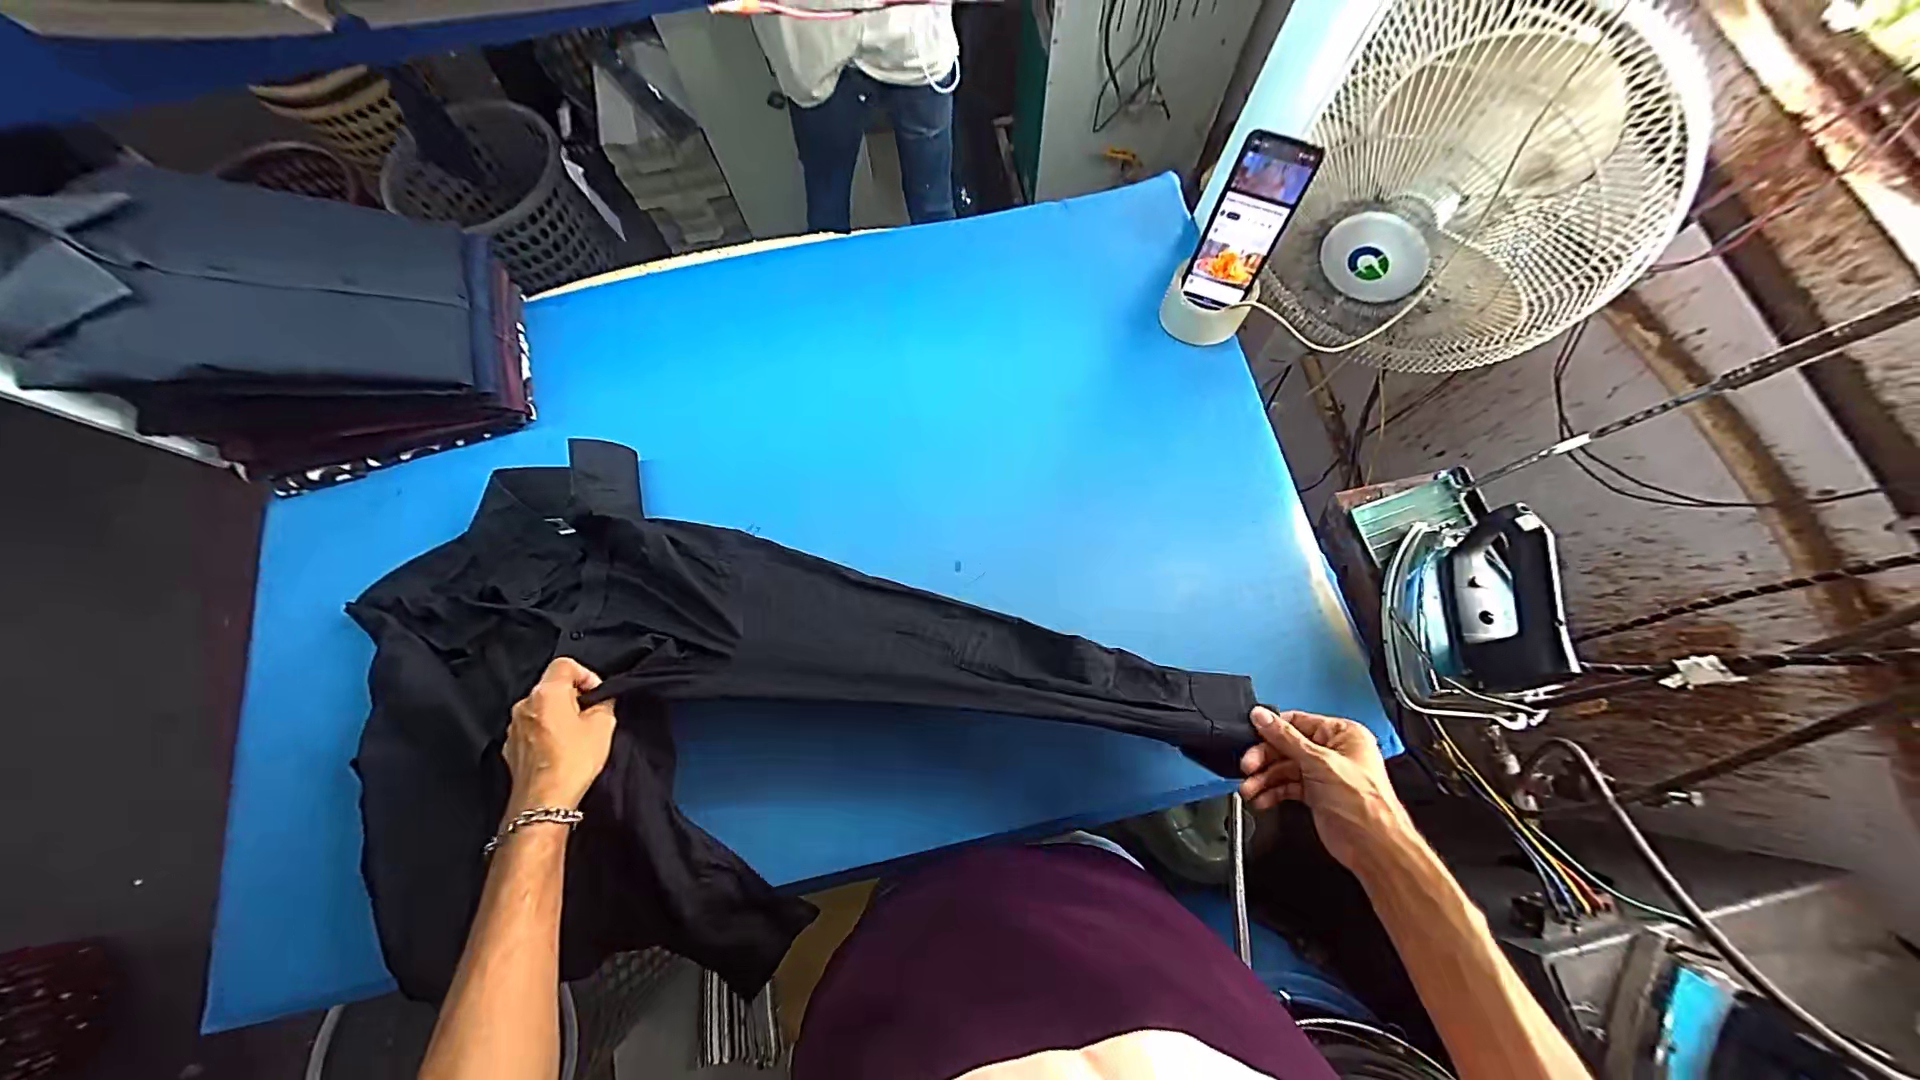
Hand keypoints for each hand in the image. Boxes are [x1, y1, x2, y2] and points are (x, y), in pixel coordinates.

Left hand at [502, 657, 616, 817]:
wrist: (544, 801)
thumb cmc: (572, 762)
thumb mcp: (604, 724)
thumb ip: (604, 703)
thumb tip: (601, 700)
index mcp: (546, 693)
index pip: (565, 664)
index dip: (586, 674)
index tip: (597, 693)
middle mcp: (524, 706)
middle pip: (552, 686)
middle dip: (574, 696)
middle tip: (592, 715)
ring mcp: (513, 727)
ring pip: (542, 708)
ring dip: (560, 714)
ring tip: (578, 735)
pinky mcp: (510, 747)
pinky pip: (532, 728)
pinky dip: (547, 732)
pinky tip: (562, 749)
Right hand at [1238, 707, 1414, 872]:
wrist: (1375, 849)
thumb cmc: (1366, 806)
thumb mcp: (1318, 762)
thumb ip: (1285, 738)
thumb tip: (1262, 717)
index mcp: (1342, 735)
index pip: (1296, 722)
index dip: (1271, 730)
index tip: (1250, 735)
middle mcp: (1333, 752)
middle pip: (1285, 746)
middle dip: (1264, 759)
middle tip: (1248, 767)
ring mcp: (1323, 774)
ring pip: (1283, 768)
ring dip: (1263, 778)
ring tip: (1250, 788)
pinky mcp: (1316, 794)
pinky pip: (1286, 786)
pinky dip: (1272, 792)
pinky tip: (1262, 797)